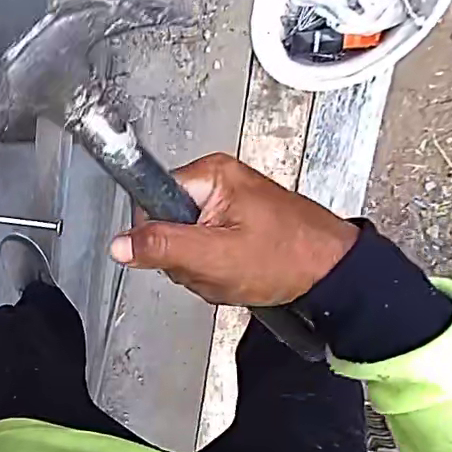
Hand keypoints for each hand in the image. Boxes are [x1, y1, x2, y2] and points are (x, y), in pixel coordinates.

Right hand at [108, 153, 359, 306]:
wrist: (330, 276)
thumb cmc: (288, 257)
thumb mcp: (215, 256)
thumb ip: (162, 247)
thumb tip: (121, 244)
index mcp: (210, 175)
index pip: (150, 202)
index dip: (159, 236)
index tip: (182, 250)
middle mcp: (216, 182)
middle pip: (164, 225)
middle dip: (183, 258)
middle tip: (213, 265)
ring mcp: (224, 203)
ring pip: (181, 243)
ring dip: (198, 267)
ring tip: (228, 269)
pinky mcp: (231, 223)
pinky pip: (200, 249)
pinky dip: (211, 269)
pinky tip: (233, 272)